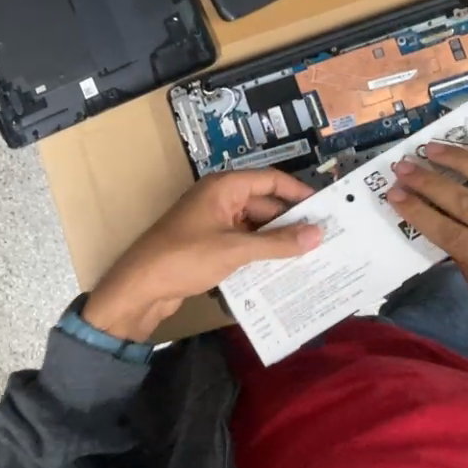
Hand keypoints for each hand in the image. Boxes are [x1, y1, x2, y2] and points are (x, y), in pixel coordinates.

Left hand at [84, 169, 321, 342]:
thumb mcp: (236, 250)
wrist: (140, 287)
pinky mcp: (207, 244)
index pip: (270, 180)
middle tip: (325, 239)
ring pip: (254, 226)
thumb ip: (278, 242)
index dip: (299, 192)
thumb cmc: (185, 258)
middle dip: (291, 221)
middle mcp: (218, 198)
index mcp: (223, 187)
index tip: (327, 208)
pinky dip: (259, 253)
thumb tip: (317, 234)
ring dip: (276, 240)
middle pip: (264, 203)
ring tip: (311, 257)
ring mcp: (212, 221)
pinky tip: (280, 270)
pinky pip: (241, 242)